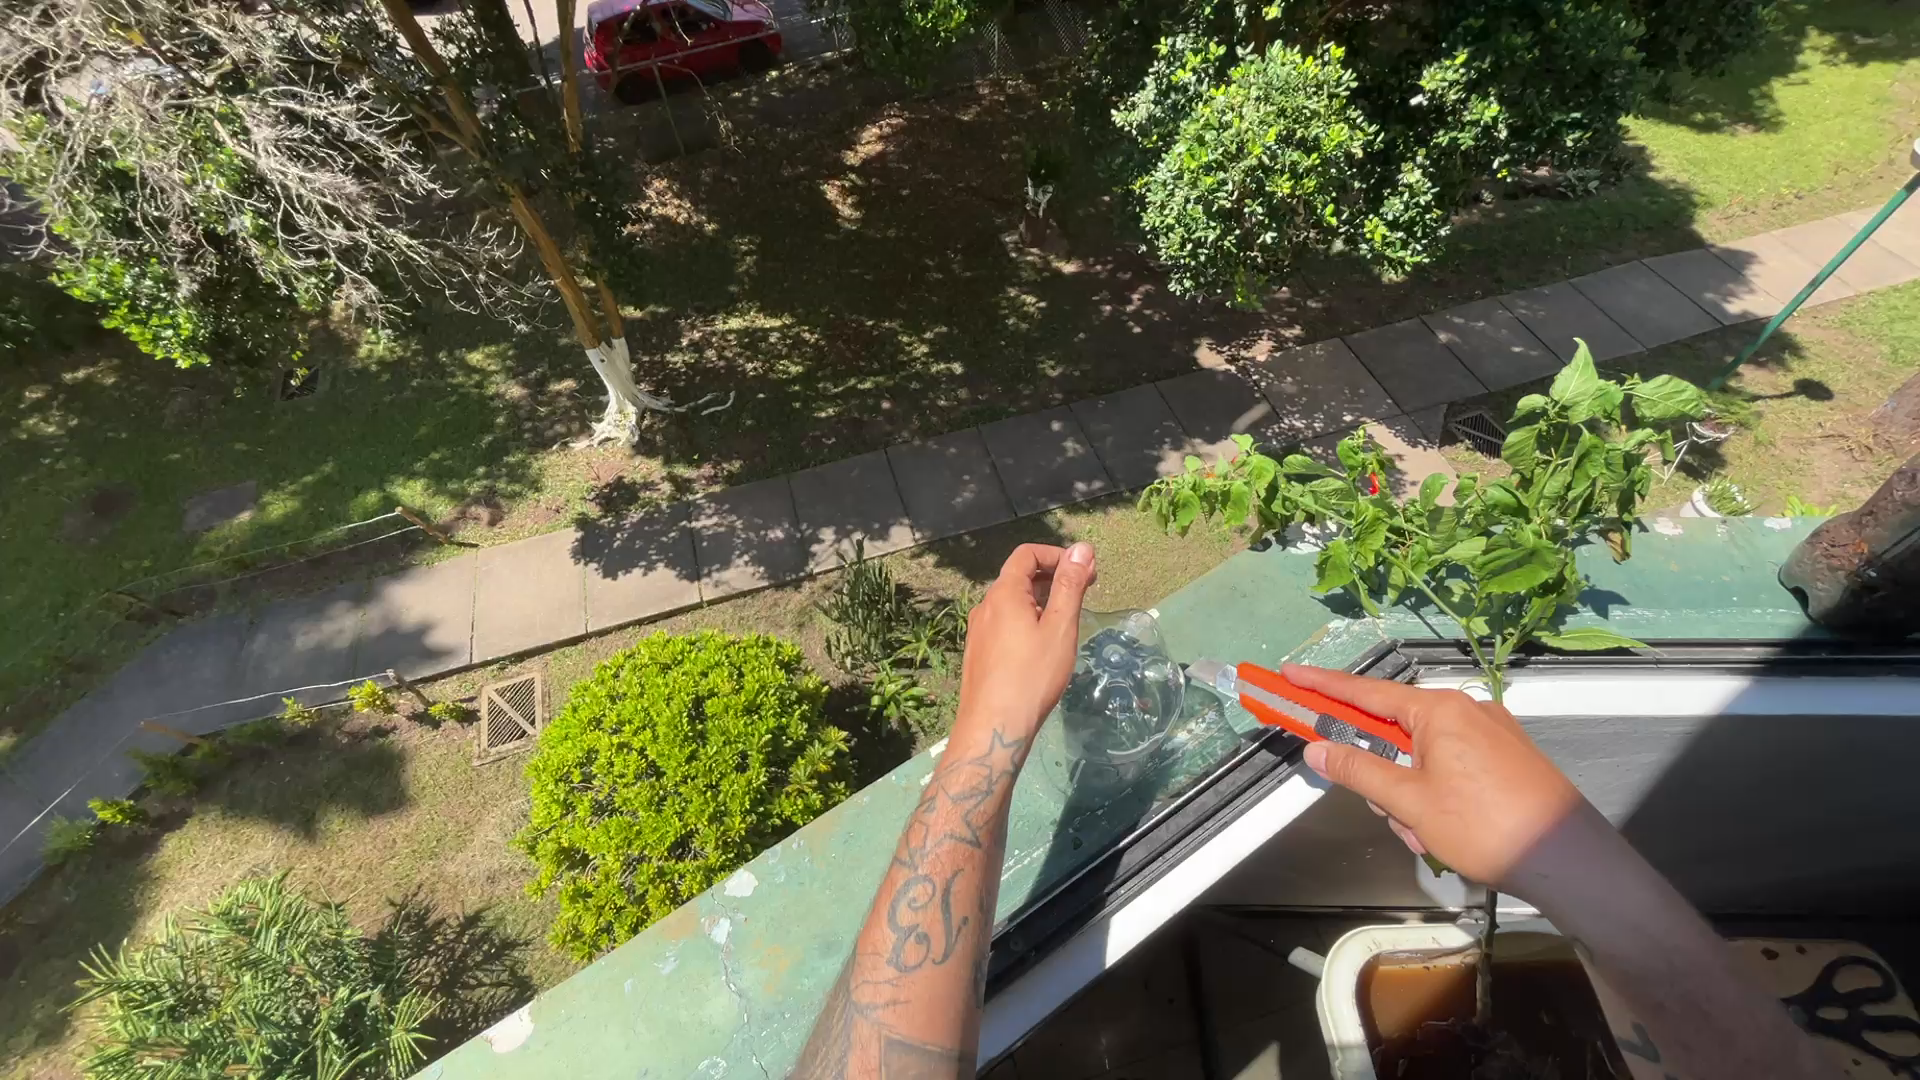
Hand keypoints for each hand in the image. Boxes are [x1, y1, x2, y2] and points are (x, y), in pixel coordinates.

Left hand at [954, 543, 1096, 740]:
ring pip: (1011, 601)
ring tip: (1067, 620)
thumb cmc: (1032, 674)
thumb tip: (1082, 548)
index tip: (1084, 572)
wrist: (994, 726)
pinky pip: (1004, 622)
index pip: (1026, 554)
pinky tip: (1042, 644)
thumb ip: (1070, 585)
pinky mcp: (978, 651)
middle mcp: (985, 605)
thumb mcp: (1060, 627)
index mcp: (1003, 593)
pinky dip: (1026, 619)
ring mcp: (978, 630)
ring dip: (1041, 600)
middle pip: (1019, 576)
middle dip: (1053, 577)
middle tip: (1084, 592)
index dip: (1057, 556)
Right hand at [1285, 664, 1595, 891]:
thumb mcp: (1410, 801)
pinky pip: (1448, 766)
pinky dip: (1435, 795)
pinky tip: (1447, 833)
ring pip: (1419, 756)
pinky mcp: (1507, 758)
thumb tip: (1316, 750)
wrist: (1579, 866)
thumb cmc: (1486, 826)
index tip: (1286, 674)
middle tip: (1390, 812)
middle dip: (1381, 774)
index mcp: (1438, 710)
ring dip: (1409, 795)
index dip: (1319, 685)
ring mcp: (1490, 733)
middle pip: (1392, 732)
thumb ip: (1357, 771)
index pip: (1363, 692)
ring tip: (1427, 836)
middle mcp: (1464, 711)